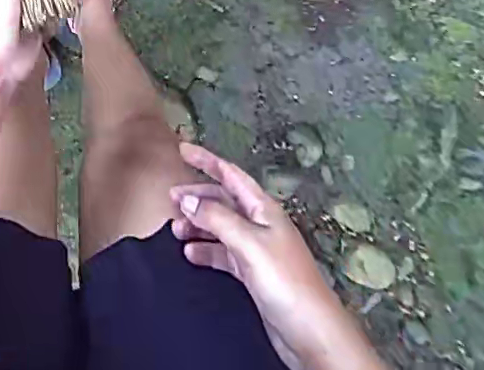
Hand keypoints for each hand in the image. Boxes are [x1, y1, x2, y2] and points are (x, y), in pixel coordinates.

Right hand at [171, 143, 385, 369]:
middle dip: (196, 196)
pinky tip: (191, 254)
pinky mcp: (252, 272)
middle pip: (222, 200)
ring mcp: (256, 248)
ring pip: (220, 227)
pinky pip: (223, 253)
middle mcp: (258, 222)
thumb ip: (216, 218)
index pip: (229, 174)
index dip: (206, 160)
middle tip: (170, 198)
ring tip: (175, 229)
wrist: (313, 334)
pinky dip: (206, 251)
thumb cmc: (286, 281)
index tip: (182, 149)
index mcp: (262, 207)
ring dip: (197, 225)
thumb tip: (187, 198)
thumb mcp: (249, 243)